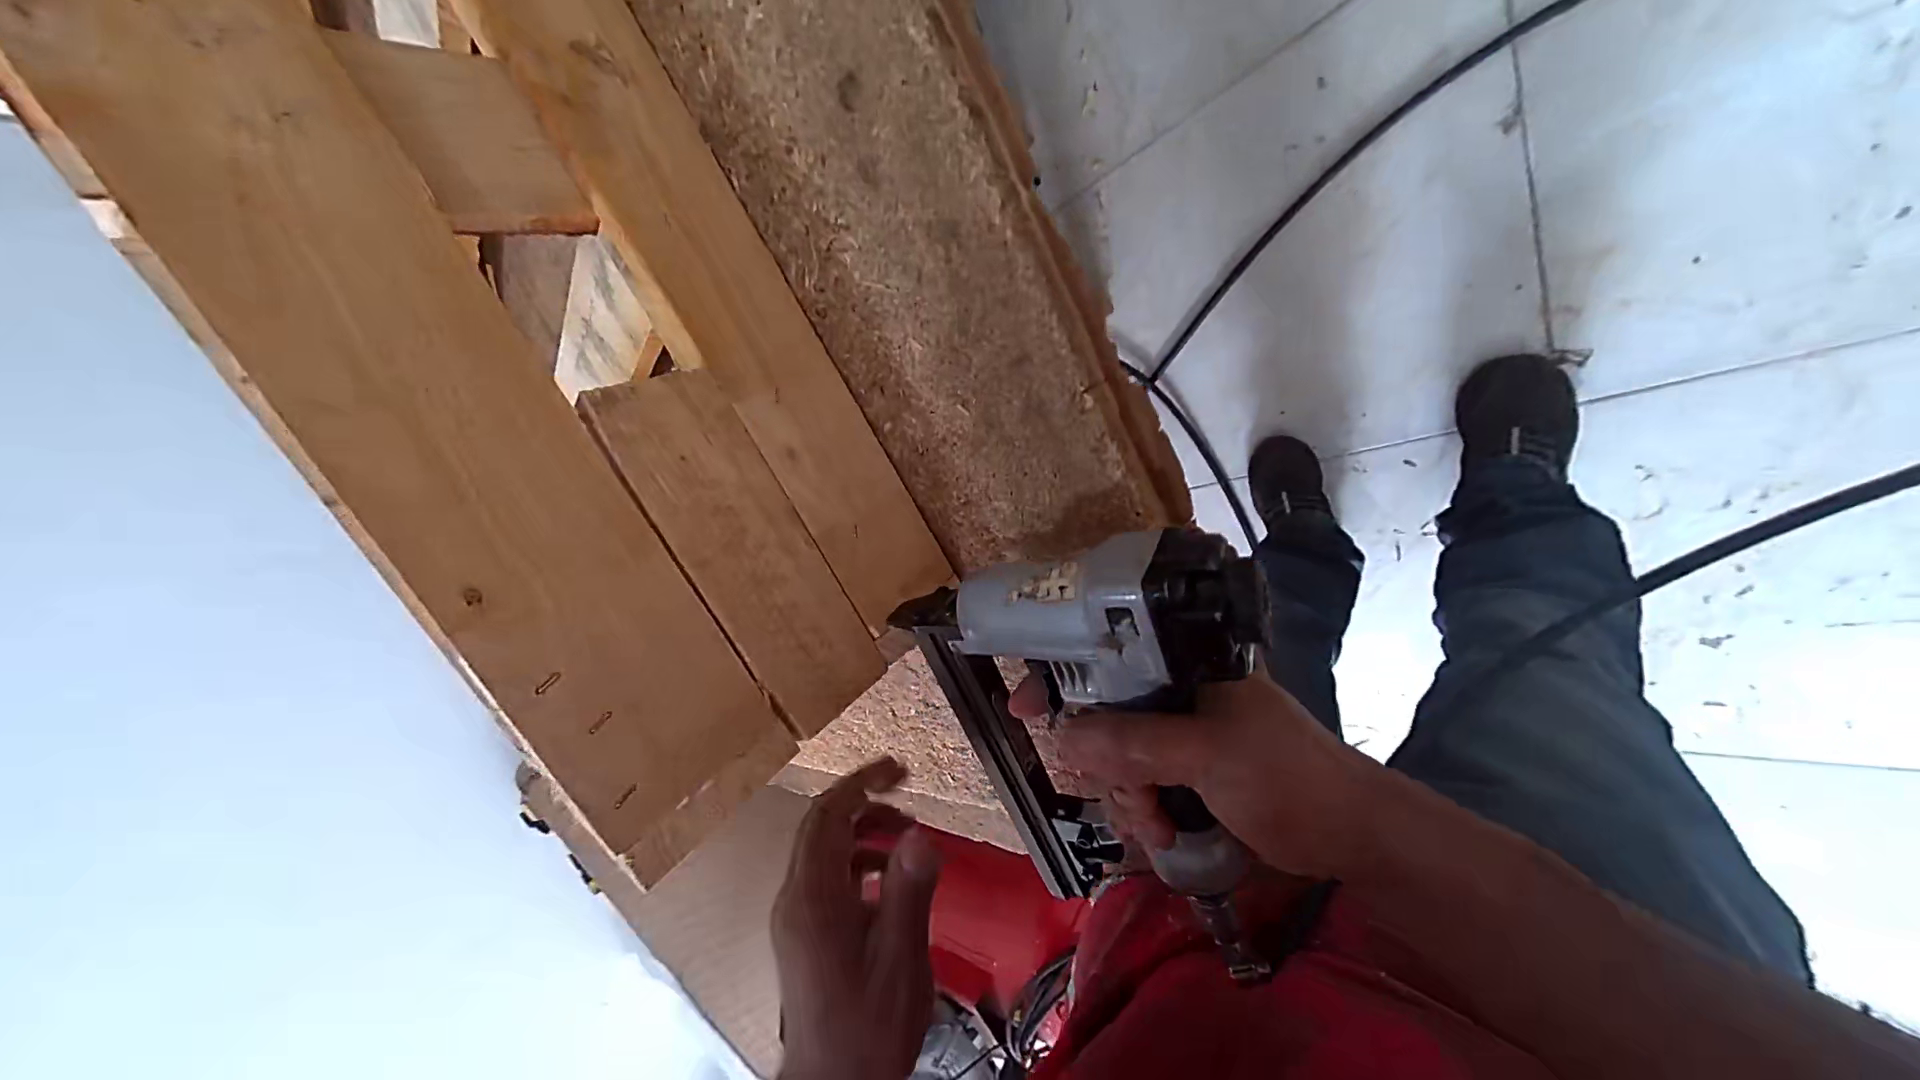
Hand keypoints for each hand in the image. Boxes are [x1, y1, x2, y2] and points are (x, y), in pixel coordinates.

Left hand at [771, 758, 942, 1079]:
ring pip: (826, 847)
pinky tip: (890, 878)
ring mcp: (797, 914)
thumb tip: (919, 835)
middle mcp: (796, 898)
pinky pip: (829, 875)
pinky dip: (860, 861)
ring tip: (907, 837)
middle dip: (865, 800)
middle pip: (822, 825)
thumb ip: (909, 892)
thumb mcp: (899, 959)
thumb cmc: (865, 1031)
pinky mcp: (805, 930)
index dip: (861, 781)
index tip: (896, 769)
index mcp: (814, 898)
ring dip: (865, 830)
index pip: (827, 814)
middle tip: (905, 790)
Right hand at [1048, 672, 1381, 878]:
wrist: (1353, 839)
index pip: (1110, 655)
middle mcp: (1177, 691)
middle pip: (1105, 716)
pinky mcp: (1185, 768)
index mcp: (1186, 664)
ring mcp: (1180, 731)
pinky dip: (1141, 809)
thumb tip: (1064, 739)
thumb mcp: (1209, 756)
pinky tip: (1163, 832)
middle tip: (1134, 800)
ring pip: (1117, 755)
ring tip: (1159, 825)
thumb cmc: (1289, 780)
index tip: (1025, 707)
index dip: (1063, 675)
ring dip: (1127, 796)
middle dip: (1108, 765)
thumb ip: (1135, 744)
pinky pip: (1139, 782)